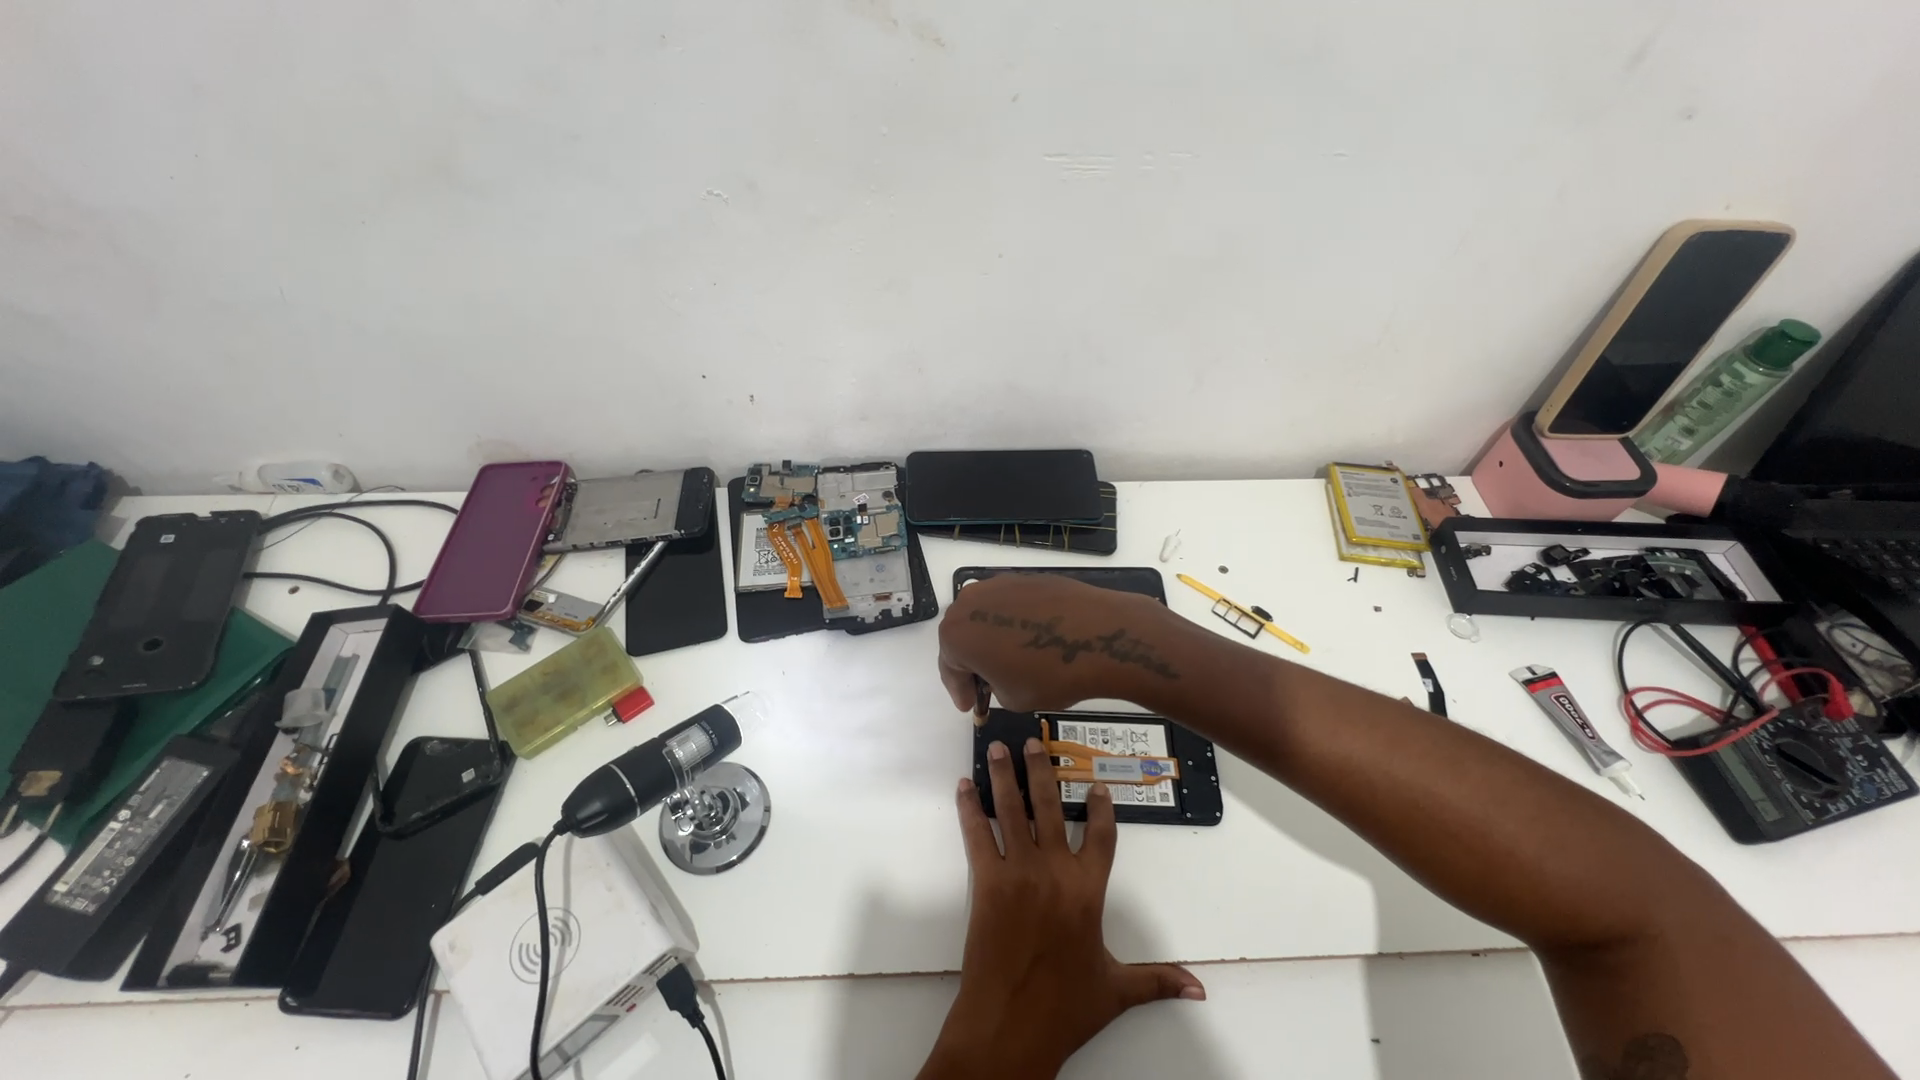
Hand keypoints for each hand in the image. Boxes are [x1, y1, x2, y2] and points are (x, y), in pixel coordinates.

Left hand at [917, 738, 1203, 1079]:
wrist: (1012, 1022)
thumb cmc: (1066, 1006)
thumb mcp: (1117, 989)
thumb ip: (1158, 980)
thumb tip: (1200, 987)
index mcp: (1089, 890)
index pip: (1103, 837)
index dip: (1102, 808)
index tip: (1098, 784)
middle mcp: (1055, 870)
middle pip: (1051, 809)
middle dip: (1042, 772)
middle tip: (1033, 741)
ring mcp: (1018, 872)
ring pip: (1013, 811)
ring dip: (1005, 777)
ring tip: (997, 748)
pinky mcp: (985, 881)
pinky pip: (976, 835)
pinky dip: (969, 809)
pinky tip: (965, 788)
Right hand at [938, 575, 1187, 714]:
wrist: (1099, 638)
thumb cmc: (1048, 675)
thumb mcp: (1011, 699)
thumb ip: (992, 685)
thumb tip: (1001, 674)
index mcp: (956, 633)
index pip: (950, 667)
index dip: (960, 690)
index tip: (971, 706)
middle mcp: (970, 602)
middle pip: (964, 636)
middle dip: (973, 662)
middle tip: (986, 686)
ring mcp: (1000, 585)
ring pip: (987, 618)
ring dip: (993, 641)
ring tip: (1012, 663)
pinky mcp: (1028, 579)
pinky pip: (1013, 607)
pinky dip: (1016, 625)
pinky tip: (1033, 644)